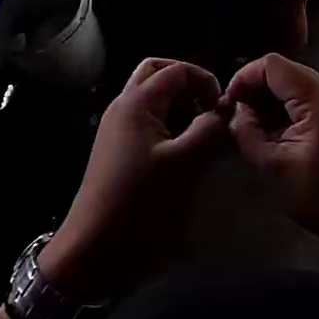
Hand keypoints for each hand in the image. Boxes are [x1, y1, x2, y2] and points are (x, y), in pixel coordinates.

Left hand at [43, 59, 229, 295]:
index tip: (224, 112)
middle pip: (157, 75)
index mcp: (136, 103)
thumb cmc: (141, 202)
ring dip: (179, 107)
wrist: (94, 249)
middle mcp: (123, 107)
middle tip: (209, 113)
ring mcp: (118, 129)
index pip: (177, 70)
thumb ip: (210, 129)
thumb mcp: (186, 164)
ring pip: (152, 100)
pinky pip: (148, 123)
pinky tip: (185, 154)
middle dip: (188, 86)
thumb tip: (224, 111)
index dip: (206, 82)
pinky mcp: (119, 151)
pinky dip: (169, 127)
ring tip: (202, 136)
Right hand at [223, 54, 318, 253]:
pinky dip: (286, 110)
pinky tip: (273, 133)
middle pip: (284, 71)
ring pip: (294, 84)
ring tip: (251, 129)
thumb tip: (235, 109)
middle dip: (255, 90)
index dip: (244, 78)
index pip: (272, 65)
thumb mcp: (272, 165)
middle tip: (236, 118)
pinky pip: (306, 99)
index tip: (228, 104)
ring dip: (269, 101)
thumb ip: (246, 130)